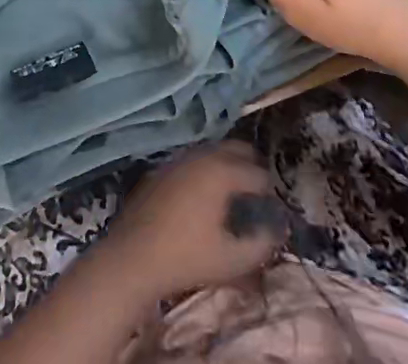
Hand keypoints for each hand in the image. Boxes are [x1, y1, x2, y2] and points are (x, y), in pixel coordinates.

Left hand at [86, 141, 285, 300]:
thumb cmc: (186, 258)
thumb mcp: (233, 259)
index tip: (269, 213)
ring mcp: (178, 159)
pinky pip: (192, 161)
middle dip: (251, 168)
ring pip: (213, 151)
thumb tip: (276, 230)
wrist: (131, 258)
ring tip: (231, 196)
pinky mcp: (160, 169)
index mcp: (222, 171)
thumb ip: (263, 243)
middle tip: (254, 197)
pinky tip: (201, 198)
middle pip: (238, 149)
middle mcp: (201, 155)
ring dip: (228, 166)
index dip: (269, 194)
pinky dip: (204, 171)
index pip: (259, 174)